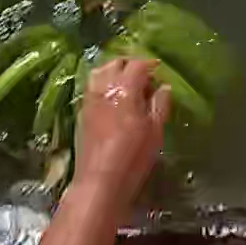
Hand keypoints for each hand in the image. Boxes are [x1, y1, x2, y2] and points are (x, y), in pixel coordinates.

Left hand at [72, 57, 169, 208]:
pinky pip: (92, 86)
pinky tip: (112, 98)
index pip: (137, 64)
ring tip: (126, 84)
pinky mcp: (82, 110)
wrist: (99, 182)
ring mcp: (90, 97)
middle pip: (116, 62)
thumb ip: (160, 104)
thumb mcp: (155, 131)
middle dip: (131, 64)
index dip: (150, 64)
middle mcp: (104, 86)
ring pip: (100, 71)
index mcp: (125, 87)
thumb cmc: (132, 157)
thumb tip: (164, 86)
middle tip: (144, 77)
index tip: (159, 70)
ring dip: (114, 71)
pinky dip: (103, 84)